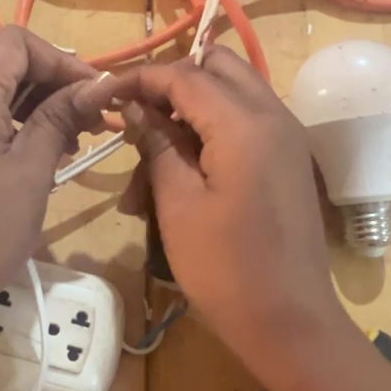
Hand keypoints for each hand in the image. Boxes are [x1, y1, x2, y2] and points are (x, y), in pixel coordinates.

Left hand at [0, 26, 116, 333]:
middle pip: (4, 64)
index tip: (94, 96)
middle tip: (92, 121)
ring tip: (73, 141)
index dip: (61, 61)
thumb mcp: (33, 169)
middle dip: (52, 84)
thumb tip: (94, 86)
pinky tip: (42, 153)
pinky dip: (12, 124)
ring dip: (35, 105)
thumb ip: (60, 117)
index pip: (16, 43)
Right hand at [116, 46, 358, 380]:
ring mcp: (284, 138)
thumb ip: (157, 144)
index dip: (138, 78)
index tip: (101, 93)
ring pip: (228, 97)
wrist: (289, 322)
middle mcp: (273, 116)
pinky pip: (241, 127)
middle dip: (168, 86)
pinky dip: (207, 138)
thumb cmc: (225, 268)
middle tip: (132, 122)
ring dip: (184, 119)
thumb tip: (136, 105)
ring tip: (142, 181)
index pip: (184, 75)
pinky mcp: (284, 161)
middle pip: (216, 68)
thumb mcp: (178, 205)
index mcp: (245, 124)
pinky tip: (172, 184)